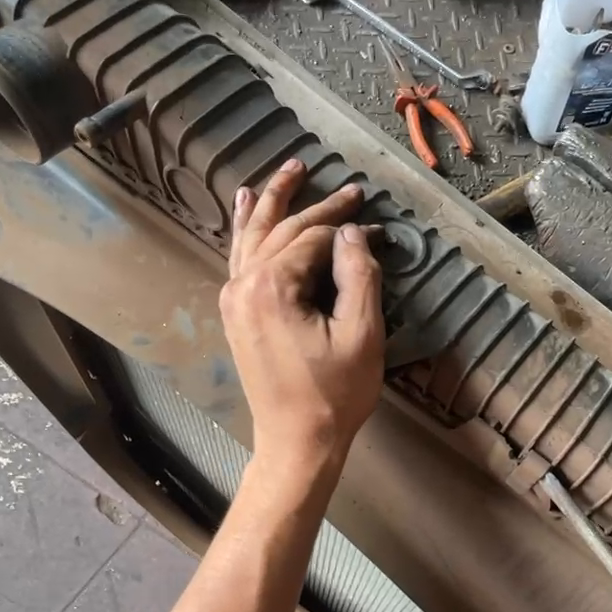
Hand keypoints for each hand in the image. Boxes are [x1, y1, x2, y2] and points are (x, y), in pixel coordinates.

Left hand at [219, 159, 384, 473]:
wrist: (297, 441)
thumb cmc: (335, 395)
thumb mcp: (362, 336)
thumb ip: (359, 277)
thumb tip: (353, 234)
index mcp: (272, 287)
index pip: (313, 239)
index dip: (348, 228)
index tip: (378, 224)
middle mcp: (243, 284)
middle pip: (282, 230)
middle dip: (316, 206)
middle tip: (349, 189)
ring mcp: (234, 299)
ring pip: (253, 235)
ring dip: (272, 201)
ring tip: (289, 171)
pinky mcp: (237, 313)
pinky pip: (239, 256)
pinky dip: (246, 228)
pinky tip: (245, 206)